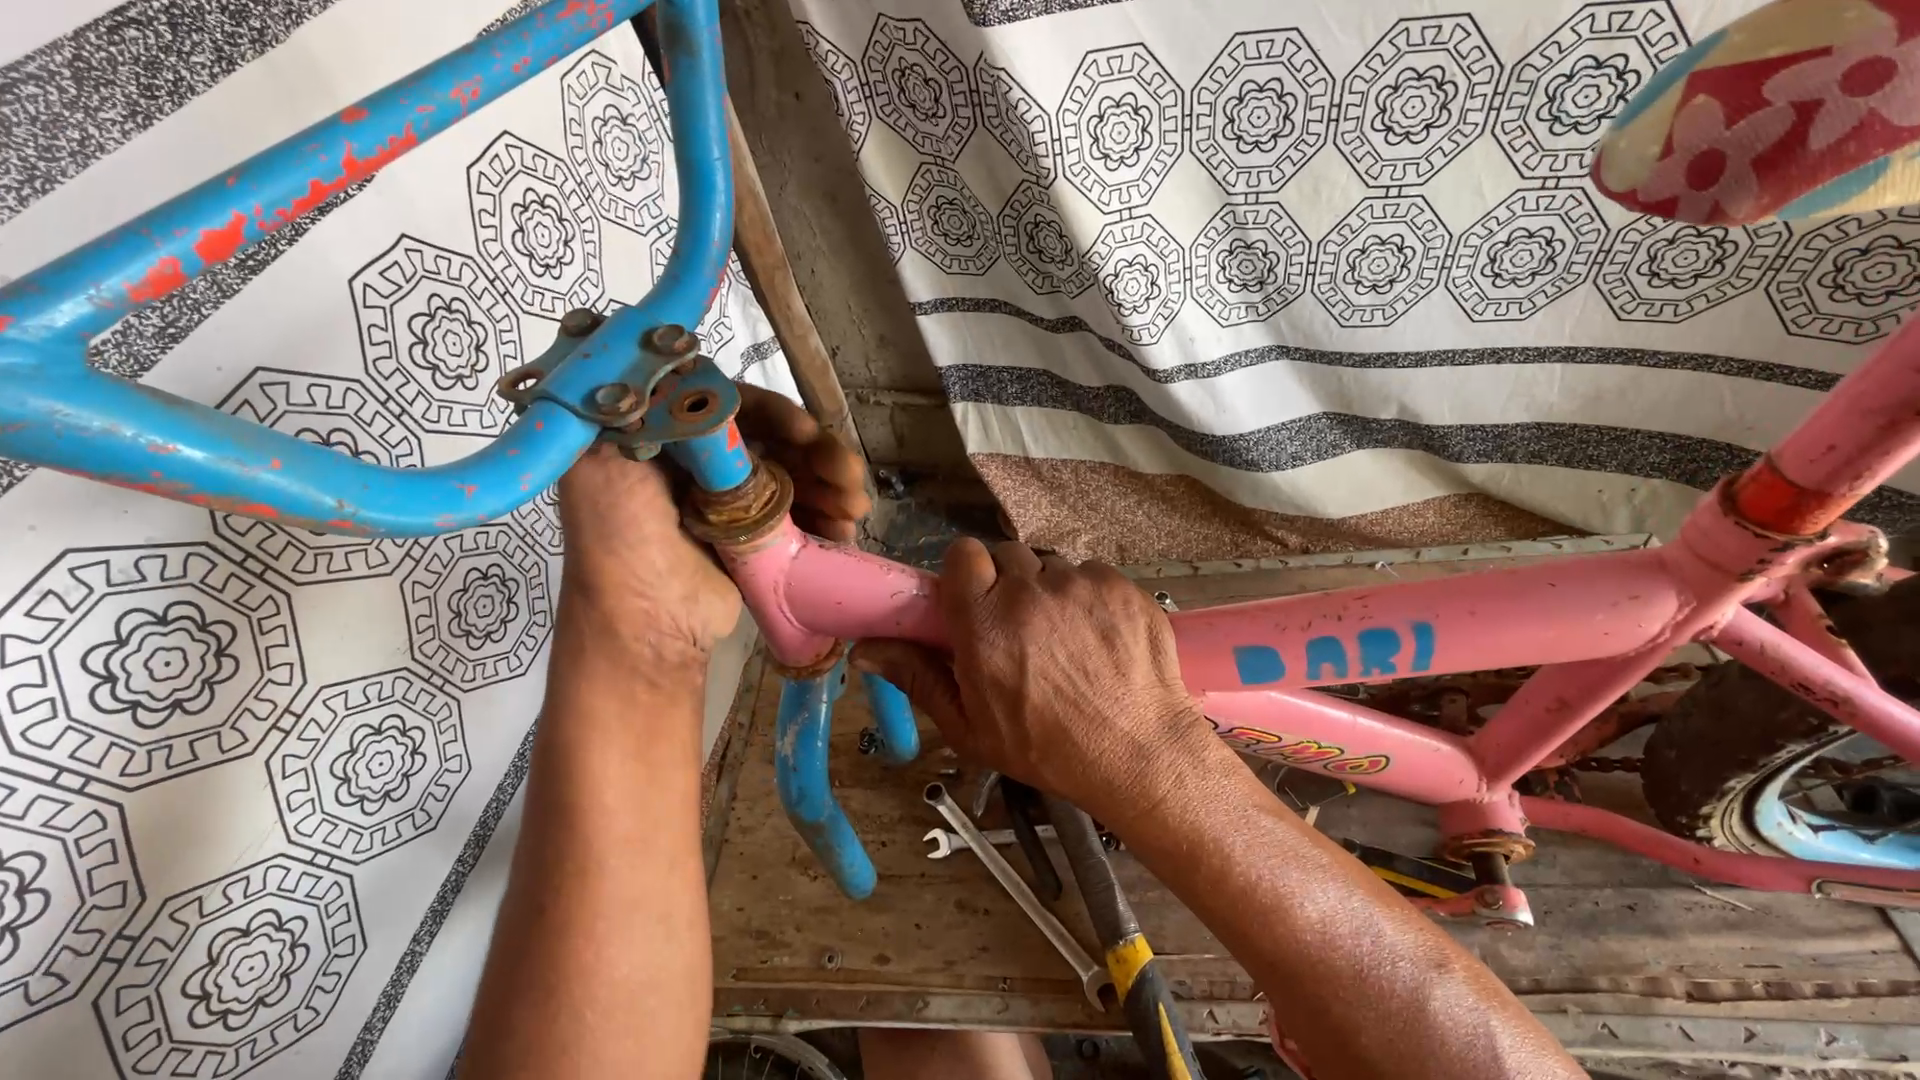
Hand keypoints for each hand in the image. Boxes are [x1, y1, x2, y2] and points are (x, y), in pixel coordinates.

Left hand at [556, 385, 871, 660]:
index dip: (775, 413)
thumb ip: (644, 411)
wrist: (644, 628)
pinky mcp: (759, 538)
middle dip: (818, 454)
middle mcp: (702, 463)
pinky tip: (844, 531)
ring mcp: (734, 502)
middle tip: (847, 476)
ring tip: (854, 509)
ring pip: (798, 474)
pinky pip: (804, 513)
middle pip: (775, 439)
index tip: (804, 432)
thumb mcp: (608, 464)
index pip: (732, 404)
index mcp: (666, 438)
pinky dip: (830, 516)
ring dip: (833, 485)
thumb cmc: (620, 543)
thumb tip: (686, 363)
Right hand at [852, 539, 1212, 825]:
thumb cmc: (1048, 750)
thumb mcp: (971, 728)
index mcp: (984, 623)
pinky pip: (1094, 575)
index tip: (975, 599)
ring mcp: (1080, 585)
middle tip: (1020, 627)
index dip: (967, 573)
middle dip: (1009, 584)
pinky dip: (1092, 598)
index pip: (962, 554)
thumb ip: (918, 678)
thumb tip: (866, 650)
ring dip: (1051, 592)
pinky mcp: (1121, 586)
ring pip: (1053, 566)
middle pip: (1007, 556)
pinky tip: (1100, 639)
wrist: (1140, 756)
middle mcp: (1029, 592)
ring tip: (1066, 639)